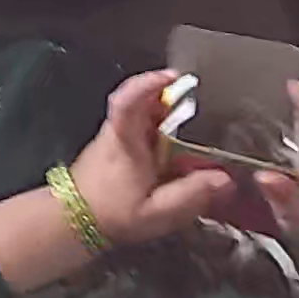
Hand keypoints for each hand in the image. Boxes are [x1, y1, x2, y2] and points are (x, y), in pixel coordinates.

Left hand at [72, 70, 233, 246]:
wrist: (74, 221)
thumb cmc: (112, 214)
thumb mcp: (157, 212)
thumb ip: (190, 194)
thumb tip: (224, 178)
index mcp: (124, 139)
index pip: (127, 100)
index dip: (147, 83)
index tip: (172, 76)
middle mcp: (118, 131)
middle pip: (139, 99)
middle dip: (166, 93)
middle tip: (196, 95)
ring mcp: (115, 136)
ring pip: (140, 112)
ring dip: (163, 109)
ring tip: (193, 118)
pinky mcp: (115, 146)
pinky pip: (140, 126)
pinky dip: (159, 125)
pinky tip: (177, 144)